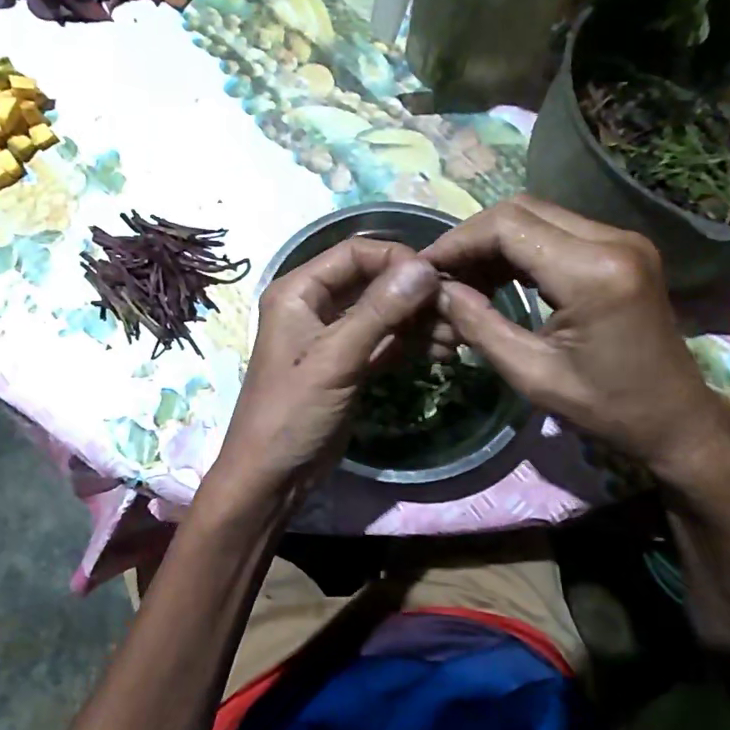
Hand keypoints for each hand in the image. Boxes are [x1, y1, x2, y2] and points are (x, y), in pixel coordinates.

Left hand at [211, 237, 440, 496]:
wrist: (272, 476)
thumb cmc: (292, 411)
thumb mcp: (336, 358)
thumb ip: (379, 311)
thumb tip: (425, 267)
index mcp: (299, 291)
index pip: (355, 253)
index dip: (396, 258)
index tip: (437, 278)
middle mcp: (315, 306)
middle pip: (373, 281)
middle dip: (414, 293)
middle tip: (458, 308)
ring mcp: (334, 336)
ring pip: (384, 313)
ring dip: (419, 320)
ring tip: (458, 336)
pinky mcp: (349, 365)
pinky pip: (385, 342)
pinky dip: (411, 344)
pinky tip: (444, 351)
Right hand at [421, 195, 729, 482]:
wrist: (675, 419)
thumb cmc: (605, 407)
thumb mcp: (531, 374)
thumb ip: (479, 325)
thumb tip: (438, 290)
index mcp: (593, 273)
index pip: (507, 227)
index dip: (459, 241)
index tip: (426, 268)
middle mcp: (612, 241)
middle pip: (521, 210)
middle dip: (473, 237)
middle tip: (442, 273)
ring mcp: (622, 240)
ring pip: (537, 214)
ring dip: (494, 241)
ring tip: (464, 278)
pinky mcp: (621, 249)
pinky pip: (557, 230)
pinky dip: (520, 246)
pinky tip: (498, 276)